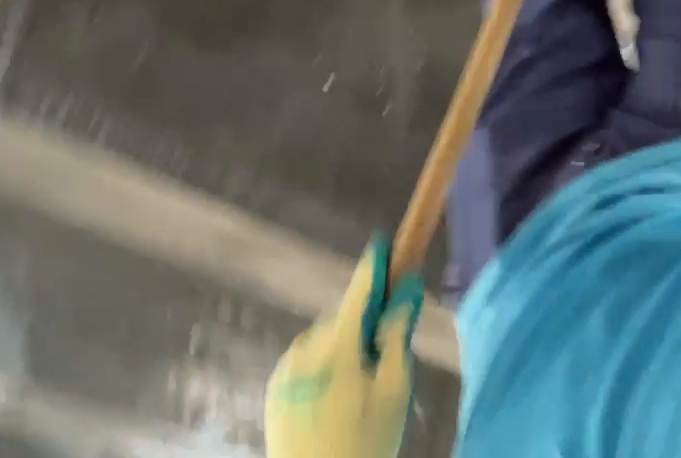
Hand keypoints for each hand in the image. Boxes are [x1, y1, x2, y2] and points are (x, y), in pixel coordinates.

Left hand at [265, 239, 422, 457]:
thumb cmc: (366, 444)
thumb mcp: (395, 390)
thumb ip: (398, 335)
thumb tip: (405, 292)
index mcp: (337, 348)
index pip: (359, 292)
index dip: (375, 267)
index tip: (381, 243)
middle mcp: (305, 349)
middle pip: (345, 317)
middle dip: (366, 326)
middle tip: (384, 361)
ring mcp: (286, 368)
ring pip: (326, 337)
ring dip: (344, 347)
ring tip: (358, 392)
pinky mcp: (275, 387)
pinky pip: (308, 358)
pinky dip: (325, 364)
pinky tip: (335, 399)